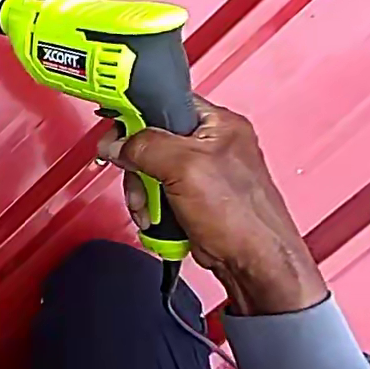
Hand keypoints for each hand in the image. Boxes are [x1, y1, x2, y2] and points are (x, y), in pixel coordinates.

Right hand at [98, 96, 328, 314]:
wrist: (253, 265)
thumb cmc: (243, 218)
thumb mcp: (185, 168)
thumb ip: (147, 146)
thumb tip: (118, 141)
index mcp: (218, 124)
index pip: (165, 102)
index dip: (137, 114)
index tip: (116, 129)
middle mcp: (211, 144)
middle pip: (150, 140)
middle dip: (138, 167)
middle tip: (138, 180)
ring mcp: (200, 172)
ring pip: (149, 169)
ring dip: (142, 192)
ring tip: (150, 207)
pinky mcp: (192, 197)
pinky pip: (156, 192)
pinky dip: (150, 207)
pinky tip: (157, 218)